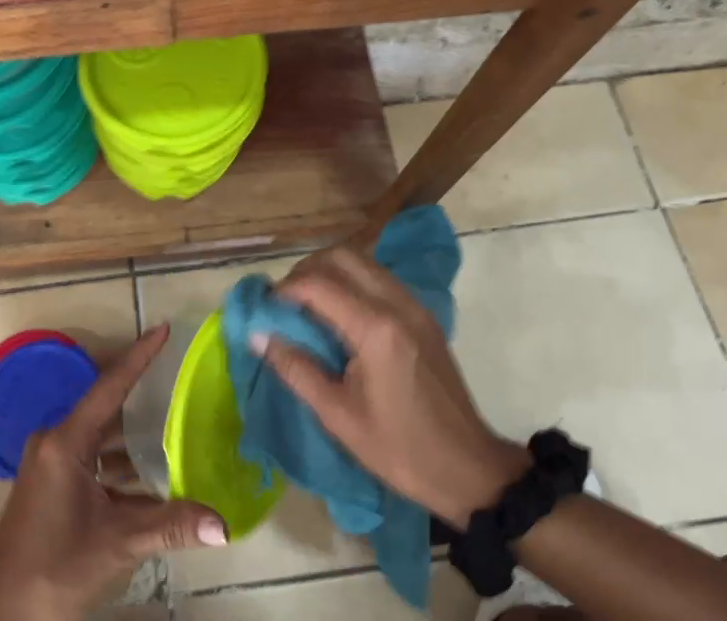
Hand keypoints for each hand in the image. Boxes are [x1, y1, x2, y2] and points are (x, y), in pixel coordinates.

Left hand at [0, 324, 228, 620]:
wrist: (3, 615)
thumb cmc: (53, 569)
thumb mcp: (117, 544)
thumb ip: (171, 526)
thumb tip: (225, 523)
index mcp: (65, 444)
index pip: (109, 388)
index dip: (138, 356)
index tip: (163, 328)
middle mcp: (54, 444)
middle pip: (105, 408)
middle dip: (141, 394)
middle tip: (180, 379)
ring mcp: (50, 466)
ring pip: (100, 438)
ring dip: (133, 438)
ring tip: (177, 427)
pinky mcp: (51, 488)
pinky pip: (92, 461)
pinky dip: (120, 465)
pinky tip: (151, 478)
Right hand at [251, 244, 530, 525]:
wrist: (468, 469)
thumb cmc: (399, 449)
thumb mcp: (338, 416)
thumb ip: (296, 368)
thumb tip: (258, 335)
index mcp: (376, 329)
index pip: (318, 284)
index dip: (283, 290)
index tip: (263, 311)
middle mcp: (397, 304)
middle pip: (342, 257)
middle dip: (305, 272)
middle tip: (284, 304)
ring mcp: (415, 306)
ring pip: (363, 262)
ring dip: (329, 273)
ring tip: (306, 308)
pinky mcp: (423, 316)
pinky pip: (379, 279)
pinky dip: (352, 283)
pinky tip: (338, 316)